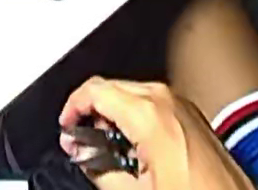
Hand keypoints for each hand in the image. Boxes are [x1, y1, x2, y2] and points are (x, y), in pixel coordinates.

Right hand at [59, 76, 254, 189]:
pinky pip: (153, 103)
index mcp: (148, 112)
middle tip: (80, 143)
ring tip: (107, 151)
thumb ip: (100, 170)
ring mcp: (181, 102)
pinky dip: (135, 118)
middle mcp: (165, 97)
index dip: (72, 106)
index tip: (66, 126)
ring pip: (132, 93)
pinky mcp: (191, 113)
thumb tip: (82, 155)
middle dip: (92, 112)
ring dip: (113, 115)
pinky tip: (134, 149)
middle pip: (113, 87)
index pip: (96, 89)